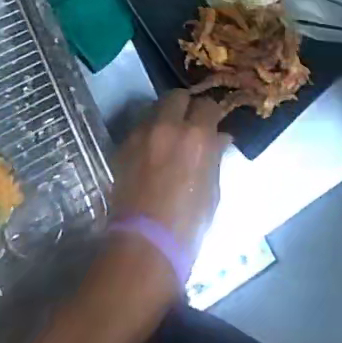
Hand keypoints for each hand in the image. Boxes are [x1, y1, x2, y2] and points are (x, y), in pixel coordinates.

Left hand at [111, 90, 230, 249]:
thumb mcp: (213, 189)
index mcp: (198, 135)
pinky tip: (151, 153)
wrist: (144, 246)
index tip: (212, 122)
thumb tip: (219, 138)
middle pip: (177, 97)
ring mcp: (141, 136)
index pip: (207, 105)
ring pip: (154, 110)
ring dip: (164, 118)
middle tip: (189, 122)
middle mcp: (168, 127)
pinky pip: (138, 130)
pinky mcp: (122, 149)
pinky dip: (148, 135)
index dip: (211, 113)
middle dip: (185, 105)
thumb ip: (215, 157)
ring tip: (168, 136)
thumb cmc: (189, 224)